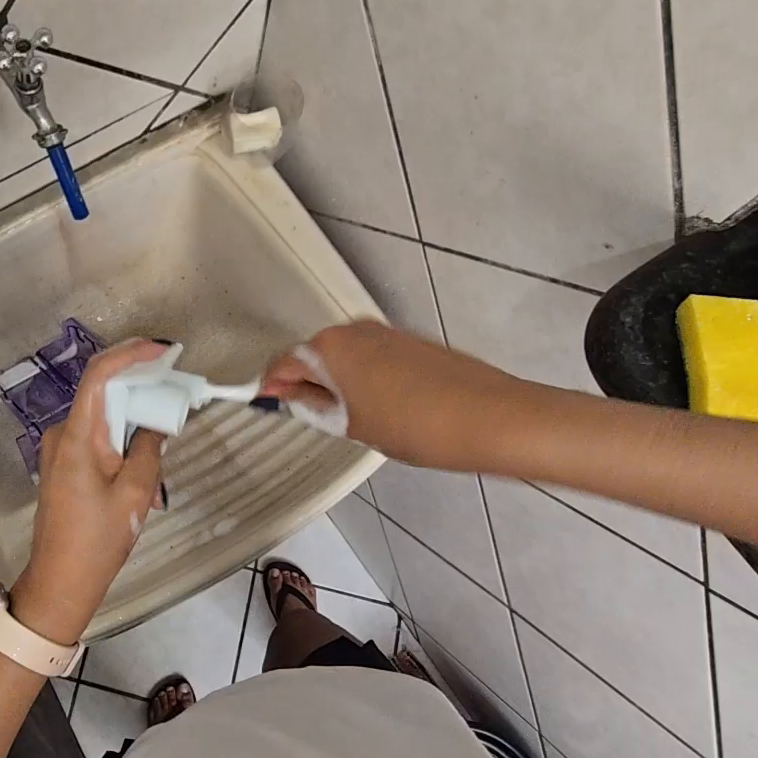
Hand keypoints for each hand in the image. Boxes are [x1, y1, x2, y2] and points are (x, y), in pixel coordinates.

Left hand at [10, 340, 166, 643]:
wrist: (60, 584)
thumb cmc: (97, 542)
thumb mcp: (135, 494)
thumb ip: (150, 449)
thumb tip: (158, 422)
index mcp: (76, 436)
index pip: (99, 375)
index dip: (131, 354)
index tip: (163, 351)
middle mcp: (62, 433)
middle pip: (104, 394)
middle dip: (142, 393)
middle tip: (176, 399)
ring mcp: (60, 449)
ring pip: (104, 419)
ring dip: (135, 425)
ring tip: (160, 456)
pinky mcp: (64, 464)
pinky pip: (97, 438)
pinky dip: (122, 442)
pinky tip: (143, 469)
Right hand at [258, 320, 541, 470]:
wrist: (492, 418)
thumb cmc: (413, 427)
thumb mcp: (352, 425)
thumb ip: (314, 406)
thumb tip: (292, 396)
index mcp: (330, 348)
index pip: (283, 363)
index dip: (271, 386)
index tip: (266, 405)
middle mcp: (353, 330)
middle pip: (313, 354)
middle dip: (305, 381)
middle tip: (310, 416)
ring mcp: (385, 332)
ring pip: (343, 355)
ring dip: (335, 380)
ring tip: (348, 416)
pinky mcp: (410, 341)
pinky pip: (370, 356)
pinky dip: (362, 376)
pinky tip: (379, 406)